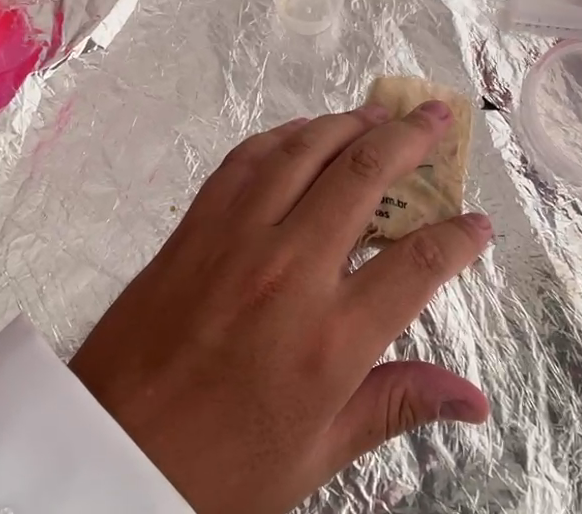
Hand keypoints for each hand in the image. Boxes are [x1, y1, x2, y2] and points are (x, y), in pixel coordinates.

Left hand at [69, 103, 493, 513]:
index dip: (458, 238)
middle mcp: (290, 270)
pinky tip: (305, 133)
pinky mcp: (196, 226)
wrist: (105, 454)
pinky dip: (285, 136)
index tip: (477, 224)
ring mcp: (238, 239)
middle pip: (365, 176)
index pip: (418, 264)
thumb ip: (397, 405)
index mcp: (331, 338)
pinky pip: (247, 159)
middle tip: (439, 119)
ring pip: (306, 152)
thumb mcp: (317, 453)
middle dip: (412, 139)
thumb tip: (476, 401)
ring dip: (350, 123)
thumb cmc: (218, 469)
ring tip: (382, 112)